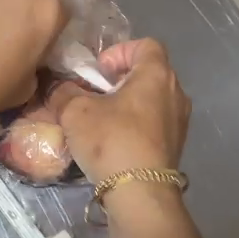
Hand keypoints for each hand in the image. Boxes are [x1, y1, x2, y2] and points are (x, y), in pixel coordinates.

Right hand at [48, 39, 189, 181]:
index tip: (99, 71)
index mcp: (156, 74)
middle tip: (96, 94)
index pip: (145, 45)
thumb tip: (59, 88)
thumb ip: (64, 92)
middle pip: (149, 73)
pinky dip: (136, 126)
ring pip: (152, 100)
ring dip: (129, 104)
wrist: (140, 192)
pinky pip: (155, 124)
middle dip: (121, 80)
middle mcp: (176, 92)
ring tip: (103, 121)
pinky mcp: (176, 146)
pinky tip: (114, 143)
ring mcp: (179, 121)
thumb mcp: (75, 112)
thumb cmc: (111, 140)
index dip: (120, 51)